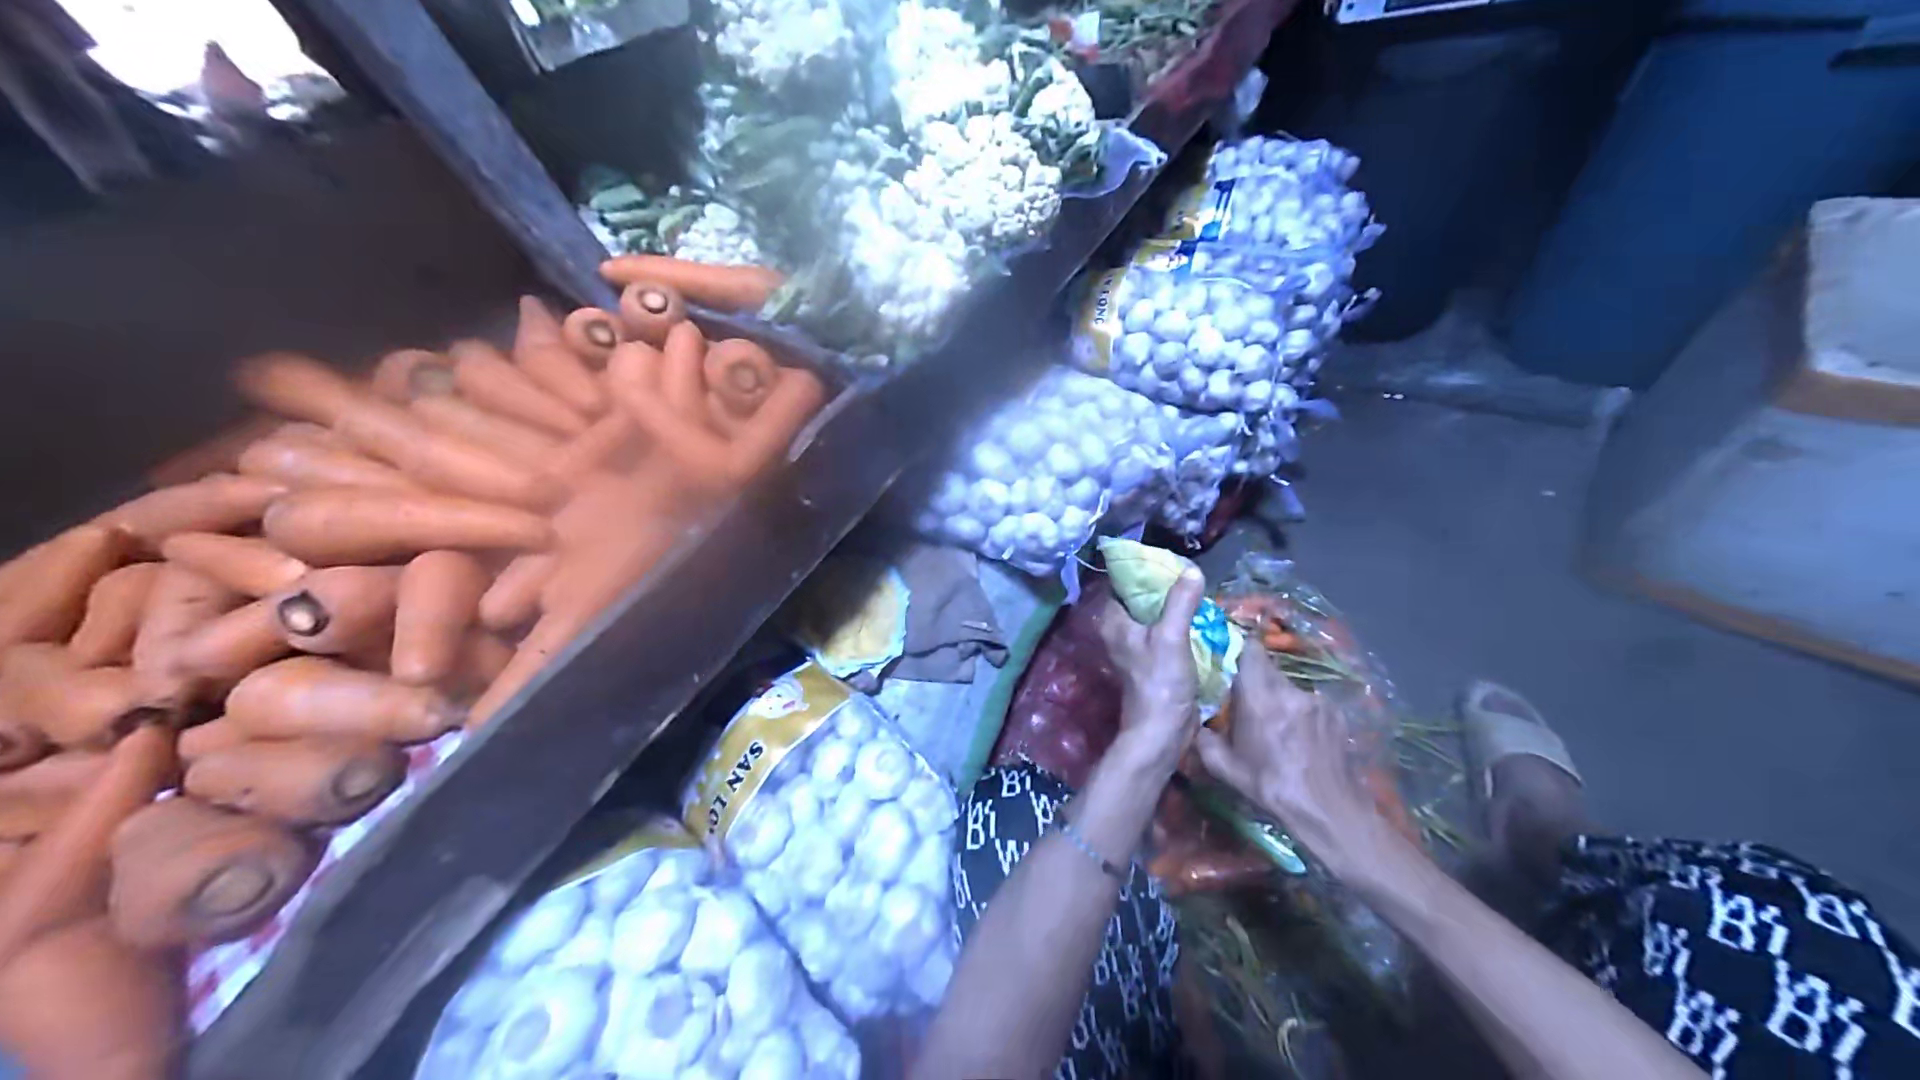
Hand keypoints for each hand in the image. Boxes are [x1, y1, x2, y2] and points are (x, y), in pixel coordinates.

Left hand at [1098, 568, 1204, 773]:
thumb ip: (1180, 602)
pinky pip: (1162, 633)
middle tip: (1188, 574)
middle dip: (1162, 587)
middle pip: (1139, 599)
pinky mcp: (1150, 661)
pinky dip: (1177, 625)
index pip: (1121, 584)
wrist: (1161, 730)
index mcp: (1114, 621)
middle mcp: (1119, 631)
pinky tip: (1198, 619)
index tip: (1166, 560)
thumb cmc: (1160, 681)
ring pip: (1152, 617)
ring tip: (1196, 592)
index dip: (1141, 570)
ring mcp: (1134, 647)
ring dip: (1172, 607)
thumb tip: (1191, 569)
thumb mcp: (1172, 636)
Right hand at [1193, 647, 1399, 878]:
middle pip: (1268, 669)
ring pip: (1288, 687)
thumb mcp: (1224, 767)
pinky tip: (1298, 738)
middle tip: (1244, 700)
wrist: (1329, 812)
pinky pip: (1308, 703)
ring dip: (1278, 699)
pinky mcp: (1335, 714)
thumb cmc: (1270, 787)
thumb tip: (1192, 721)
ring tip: (1273, 726)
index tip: (1227, 656)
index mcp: (1260, 697)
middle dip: (1254, 680)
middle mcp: (1289, 690)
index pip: (1251, 650)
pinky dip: (1299, 713)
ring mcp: (1317, 701)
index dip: (1238, 648)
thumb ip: (1204, 738)